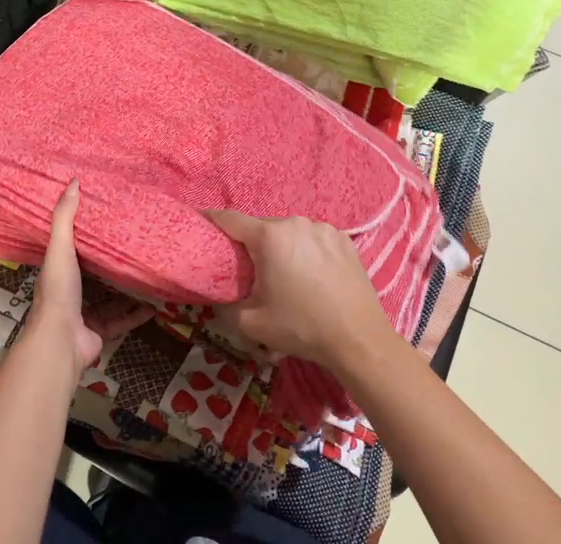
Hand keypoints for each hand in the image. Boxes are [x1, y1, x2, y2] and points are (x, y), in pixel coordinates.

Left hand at [27, 180, 153, 368]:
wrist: (61, 341)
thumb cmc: (59, 290)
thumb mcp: (61, 248)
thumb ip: (65, 217)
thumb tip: (74, 181)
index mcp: (59, 270)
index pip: (71, 248)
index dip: (85, 235)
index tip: (106, 220)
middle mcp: (71, 291)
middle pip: (93, 274)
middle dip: (110, 264)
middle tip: (134, 247)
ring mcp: (85, 313)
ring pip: (110, 298)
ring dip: (128, 290)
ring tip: (148, 274)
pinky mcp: (101, 331)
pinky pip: (122, 320)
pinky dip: (138, 314)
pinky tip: (155, 306)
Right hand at [204, 210, 400, 371]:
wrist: (360, 340)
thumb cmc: (302, 328)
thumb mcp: (252, 324)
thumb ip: (224, 309)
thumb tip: (214, 301)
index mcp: (269, 237)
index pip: (229, 219)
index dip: (211, 220)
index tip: (200, 223)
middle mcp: (295, 223)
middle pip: (261, 228)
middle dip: (252, 245)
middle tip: (249, 270)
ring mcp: (323, 229)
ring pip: (289, 234)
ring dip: (281, 248)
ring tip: (285, 277)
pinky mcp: (344, 240)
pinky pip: (314, 239)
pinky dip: (306, 252)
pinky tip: (312, 276)